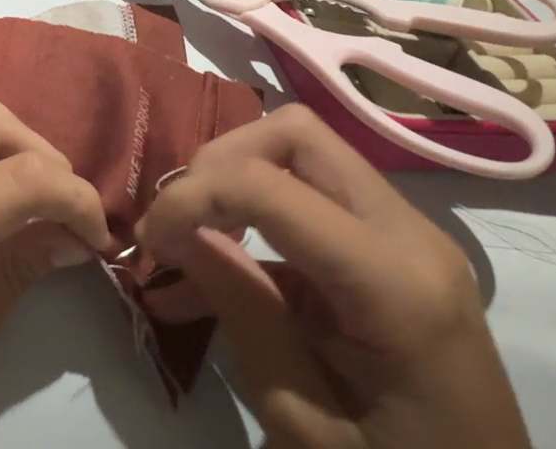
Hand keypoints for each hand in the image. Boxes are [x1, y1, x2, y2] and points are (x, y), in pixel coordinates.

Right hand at [138, 105, 529, 448]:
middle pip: (295, 136)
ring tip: (179, 248)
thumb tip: (181, 235)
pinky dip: (253, 222)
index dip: (192, 196)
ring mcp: (406, 236)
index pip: (271, 186)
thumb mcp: (305, 425)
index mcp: (395, 284)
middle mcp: (408, 235)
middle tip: (174, 225)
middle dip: (218, 165)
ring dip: (232, 185)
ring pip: (302, 154)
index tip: (147, 242)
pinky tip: (205, 277)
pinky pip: (312, 202)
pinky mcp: (393, 251)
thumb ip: (244, 316)